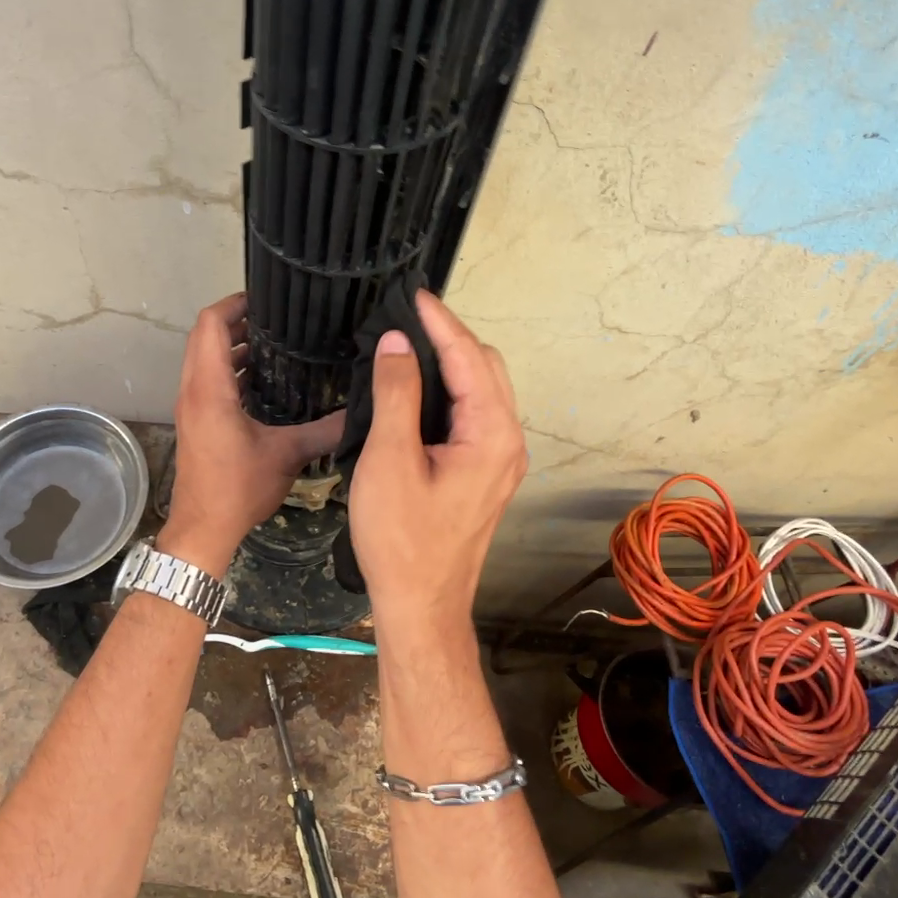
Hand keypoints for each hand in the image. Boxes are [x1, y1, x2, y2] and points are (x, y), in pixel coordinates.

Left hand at [158, 294, 343, 577]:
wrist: (203, 529)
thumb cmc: (238, 488)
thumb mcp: (287, 455)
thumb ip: (324, 430)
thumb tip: (360, 410)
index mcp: (210, 388)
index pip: (211, 325)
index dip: (234, 304)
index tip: (266, 300)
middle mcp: (193, 390)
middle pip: (205, 337)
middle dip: (236, 321)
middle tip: (277, 319)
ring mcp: (190, 406)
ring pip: (203, 359)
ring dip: (231, 346)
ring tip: (273, 344)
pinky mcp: (194, 422)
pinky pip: (206, 379)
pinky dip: (228, 369)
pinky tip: (262, 381)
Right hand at [346, 291, 526, 630]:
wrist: (420, 604)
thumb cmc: (401, 538)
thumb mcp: (389, 461)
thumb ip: (396, 395)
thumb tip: (398, 343)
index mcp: (492, 434)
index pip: (470, 358)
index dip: (441, 322)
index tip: (413, 293)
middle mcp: (507, 442)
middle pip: (486, 369)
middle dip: (451, 337)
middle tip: (406, 317)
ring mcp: (499, 461)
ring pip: (481, 392)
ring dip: (451, 363)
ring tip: (409, 343)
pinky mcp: (483, 475)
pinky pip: (472, 416)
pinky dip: (449, 392)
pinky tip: (417, 389)